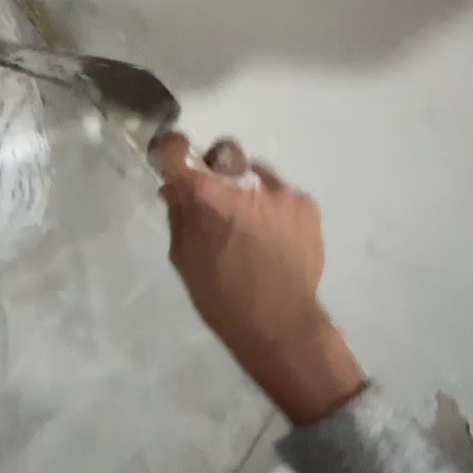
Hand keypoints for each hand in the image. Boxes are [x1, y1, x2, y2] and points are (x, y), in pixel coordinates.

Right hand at [151, 132, 365, 425]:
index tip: (166, 158)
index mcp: (206, 195)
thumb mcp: (183, 256)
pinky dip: (270, 206)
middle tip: (212, 196)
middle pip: (223, 150)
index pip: (177, 148)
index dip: (168, 149)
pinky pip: (280, 192)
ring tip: (247, 222)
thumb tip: (175, 188)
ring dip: (245, 188)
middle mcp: (244, 181)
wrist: (280, 324)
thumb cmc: (219, 295)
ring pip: (255, 171)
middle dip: (214, 168)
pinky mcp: (305, 204)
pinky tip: (270, 235)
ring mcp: (280, 190)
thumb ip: (179, 214)